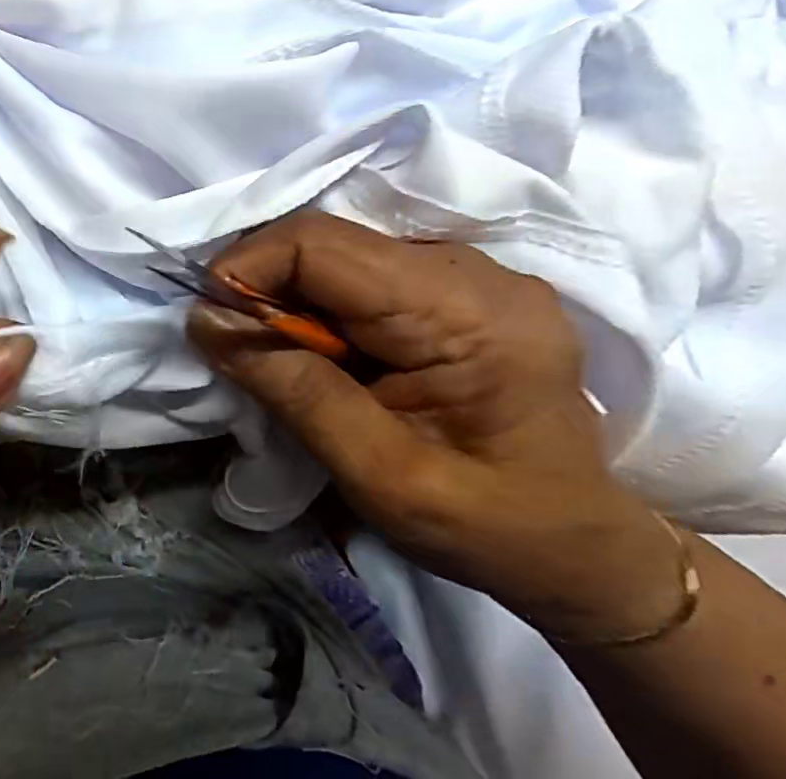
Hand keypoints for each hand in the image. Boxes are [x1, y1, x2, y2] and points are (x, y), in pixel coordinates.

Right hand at [188, 210, 683, 643]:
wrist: (578, 545)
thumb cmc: (488, 528)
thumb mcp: (381, 477)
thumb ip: (296, 392)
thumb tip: (208, 322)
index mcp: (469, 315)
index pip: (327, 246)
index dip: (251, 267)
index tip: (210, 320)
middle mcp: (479, 271)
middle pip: (334, 241)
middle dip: (268, 286)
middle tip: (242, 348)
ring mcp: (478, 272)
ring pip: (347, 252)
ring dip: (296, 296)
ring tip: (289, 358)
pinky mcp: (468, 285)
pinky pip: (371, 270)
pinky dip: (328, 303)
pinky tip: (332, 351)